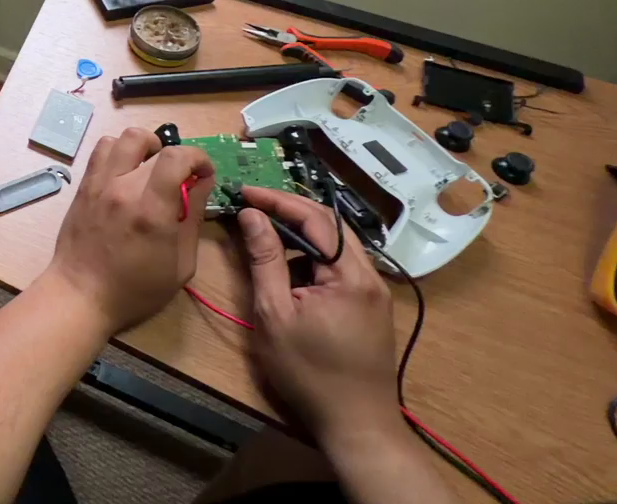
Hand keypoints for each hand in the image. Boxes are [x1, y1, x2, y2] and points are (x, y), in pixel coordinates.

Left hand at [40, 128, 214, 334]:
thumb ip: (193, 218)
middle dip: (176, 157)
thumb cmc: (136, 288)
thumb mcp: (181, 264)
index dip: (198, 157)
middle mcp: (123, 187)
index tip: (205, 173)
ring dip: (145, 146)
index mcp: (152, 210)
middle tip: (181, 178)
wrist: (81, 292)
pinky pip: (101, 148)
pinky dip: (119, 150)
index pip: (177, 157)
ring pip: (123, 137)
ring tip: (152, 168)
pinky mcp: (83, 184)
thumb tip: (202, 183)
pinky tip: (127, 171)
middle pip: (153, 146)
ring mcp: (99, 182)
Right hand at [237, 187, 399, 448]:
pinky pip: (338, 264)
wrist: (356, 425)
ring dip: (299, 231)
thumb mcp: (275, 312)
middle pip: (330, 225)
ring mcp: (373, 292)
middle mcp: (370, 277)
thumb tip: (251, 214)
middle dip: (288, 208)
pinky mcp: (368, 305)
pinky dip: (310, 254)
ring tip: (262, 231)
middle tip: (251, 203)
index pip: (315, 219)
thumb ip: (264, 259)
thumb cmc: (308, 370)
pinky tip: (286, 265)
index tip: (243, 191)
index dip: (277, 200)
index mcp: (350, 276)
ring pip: (335, 244)